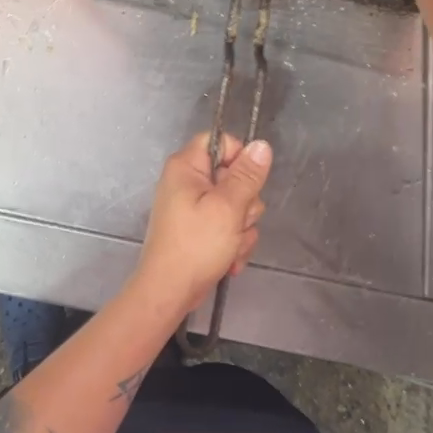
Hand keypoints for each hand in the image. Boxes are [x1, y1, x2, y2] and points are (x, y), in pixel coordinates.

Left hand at [134, 134, 271, 311]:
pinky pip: (229, 226)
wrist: (170, 290)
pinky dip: (233, 243)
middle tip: (234, 222)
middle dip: (244, 205)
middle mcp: (187, 181)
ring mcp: (193, 206)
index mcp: (186, 166)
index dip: (239, 158)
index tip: (247, 183)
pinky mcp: (199, 228)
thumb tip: (262, 145)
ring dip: (241, 230)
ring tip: (229, 246)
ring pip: (236, 206)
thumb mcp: (227, 207)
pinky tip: (228, 259)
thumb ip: (246, 176)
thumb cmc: (195, 245)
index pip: (220, 142)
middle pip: (233, 177)